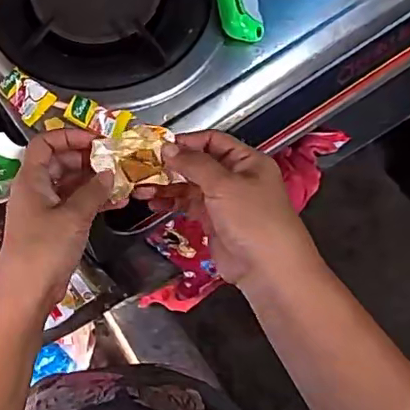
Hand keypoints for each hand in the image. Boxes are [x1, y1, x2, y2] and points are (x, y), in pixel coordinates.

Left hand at [0, 128, 116, 305]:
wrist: (26, 291)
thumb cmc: (44, 248)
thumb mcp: (73, 216)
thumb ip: (93, 191)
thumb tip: (109, 172)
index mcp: (31, 178)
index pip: (44, 142)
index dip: (69, 136)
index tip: (96, 140)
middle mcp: (34, 189)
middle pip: (59, 161)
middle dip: (86, 158)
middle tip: (114, 161)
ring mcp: (42, 208)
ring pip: (68, 183)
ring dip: (92, 180)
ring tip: (120, 180)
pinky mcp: (51, 227)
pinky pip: (72, 204)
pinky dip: (90, 200)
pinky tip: (114, 202)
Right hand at [135, 130, 319, 288]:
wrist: (268, 268)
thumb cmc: (253, 220)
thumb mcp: (223, 184)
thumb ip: (193, 164)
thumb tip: (167, 147)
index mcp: (247, 161)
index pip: (213, 141)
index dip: (187, 142)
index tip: (160, 146)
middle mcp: (236, 177)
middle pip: (198, 163)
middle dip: (171, 165)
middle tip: (145, 167)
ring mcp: (224, 200)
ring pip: (189, 186)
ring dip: (166, 186)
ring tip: (142, 188)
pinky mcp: (213, 221)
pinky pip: (188, 205)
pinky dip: (171, 203)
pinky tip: (153, 203)